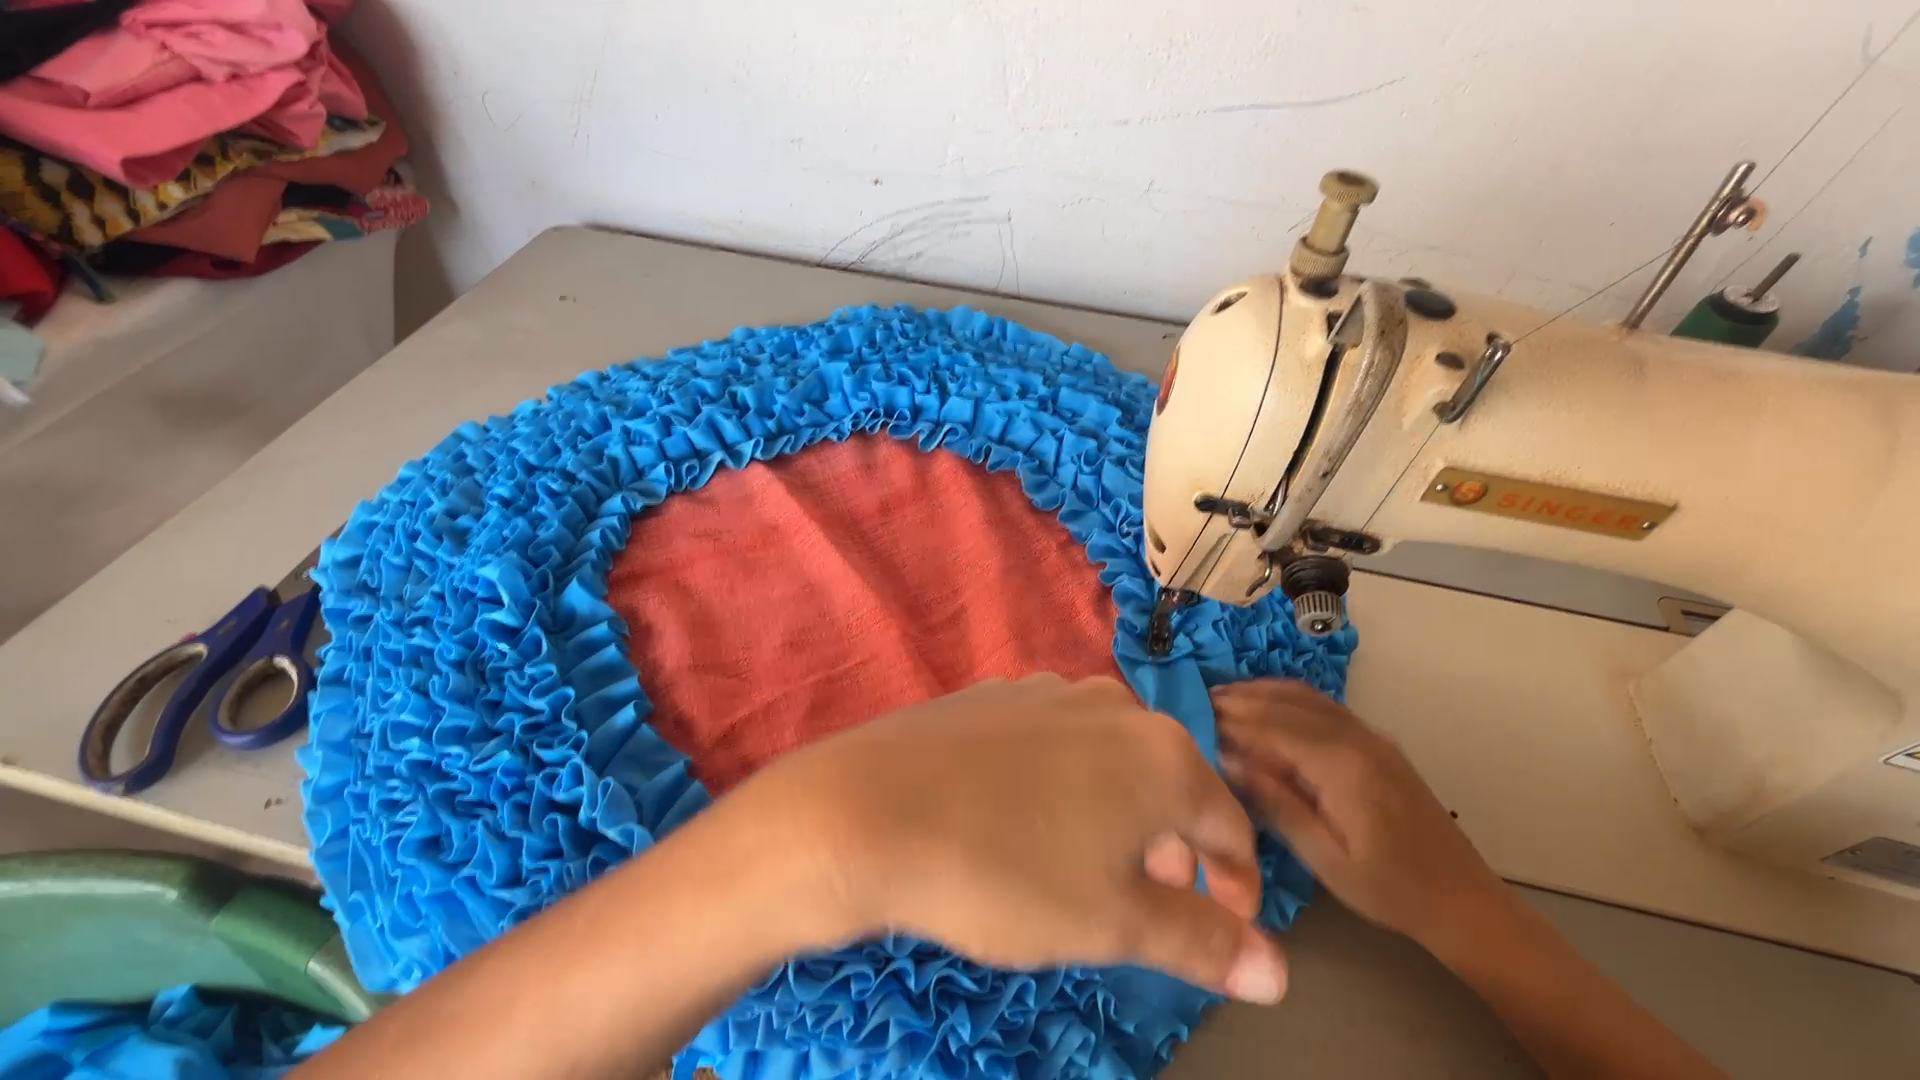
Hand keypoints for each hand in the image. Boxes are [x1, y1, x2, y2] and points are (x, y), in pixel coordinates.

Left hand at [726, 674, 1289, 1002]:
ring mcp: (1046, 691)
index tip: (1227, 929)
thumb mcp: (1111, 922)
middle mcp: (1112, 706)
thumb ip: (1202, 939)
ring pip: (1109, 760)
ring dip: (1116, 816)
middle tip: (1148, 906)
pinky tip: (1020, 821)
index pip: (1229, 823)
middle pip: (1168, 784)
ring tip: (1084, 868)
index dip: (1236, 882)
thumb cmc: (1004, 873)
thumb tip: (1277, 969)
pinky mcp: (992, 696)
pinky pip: (1052, 744)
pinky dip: (1061, 786)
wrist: (864, 813)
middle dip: (1172, 850)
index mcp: (1161, 753)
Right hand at [1213, 680, 1504, 952]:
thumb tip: (1226, 760)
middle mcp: (1356, 737)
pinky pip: (1323, 707)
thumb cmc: (1388, 888)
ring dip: (1262, 694)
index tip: (1189, 715)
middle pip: (1287, 702)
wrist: (1461, 900)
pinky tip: (1266, 710)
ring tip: (1221, 700)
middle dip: (1240, 698)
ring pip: (1306, 697)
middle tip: (1195, 702)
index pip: (1272, 725)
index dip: (1230, 718)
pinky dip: (1287, 700)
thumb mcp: (1323, 856)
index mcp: (1342, 764)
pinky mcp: (1376, 744)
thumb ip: (1275, 803)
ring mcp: (1370, 736)